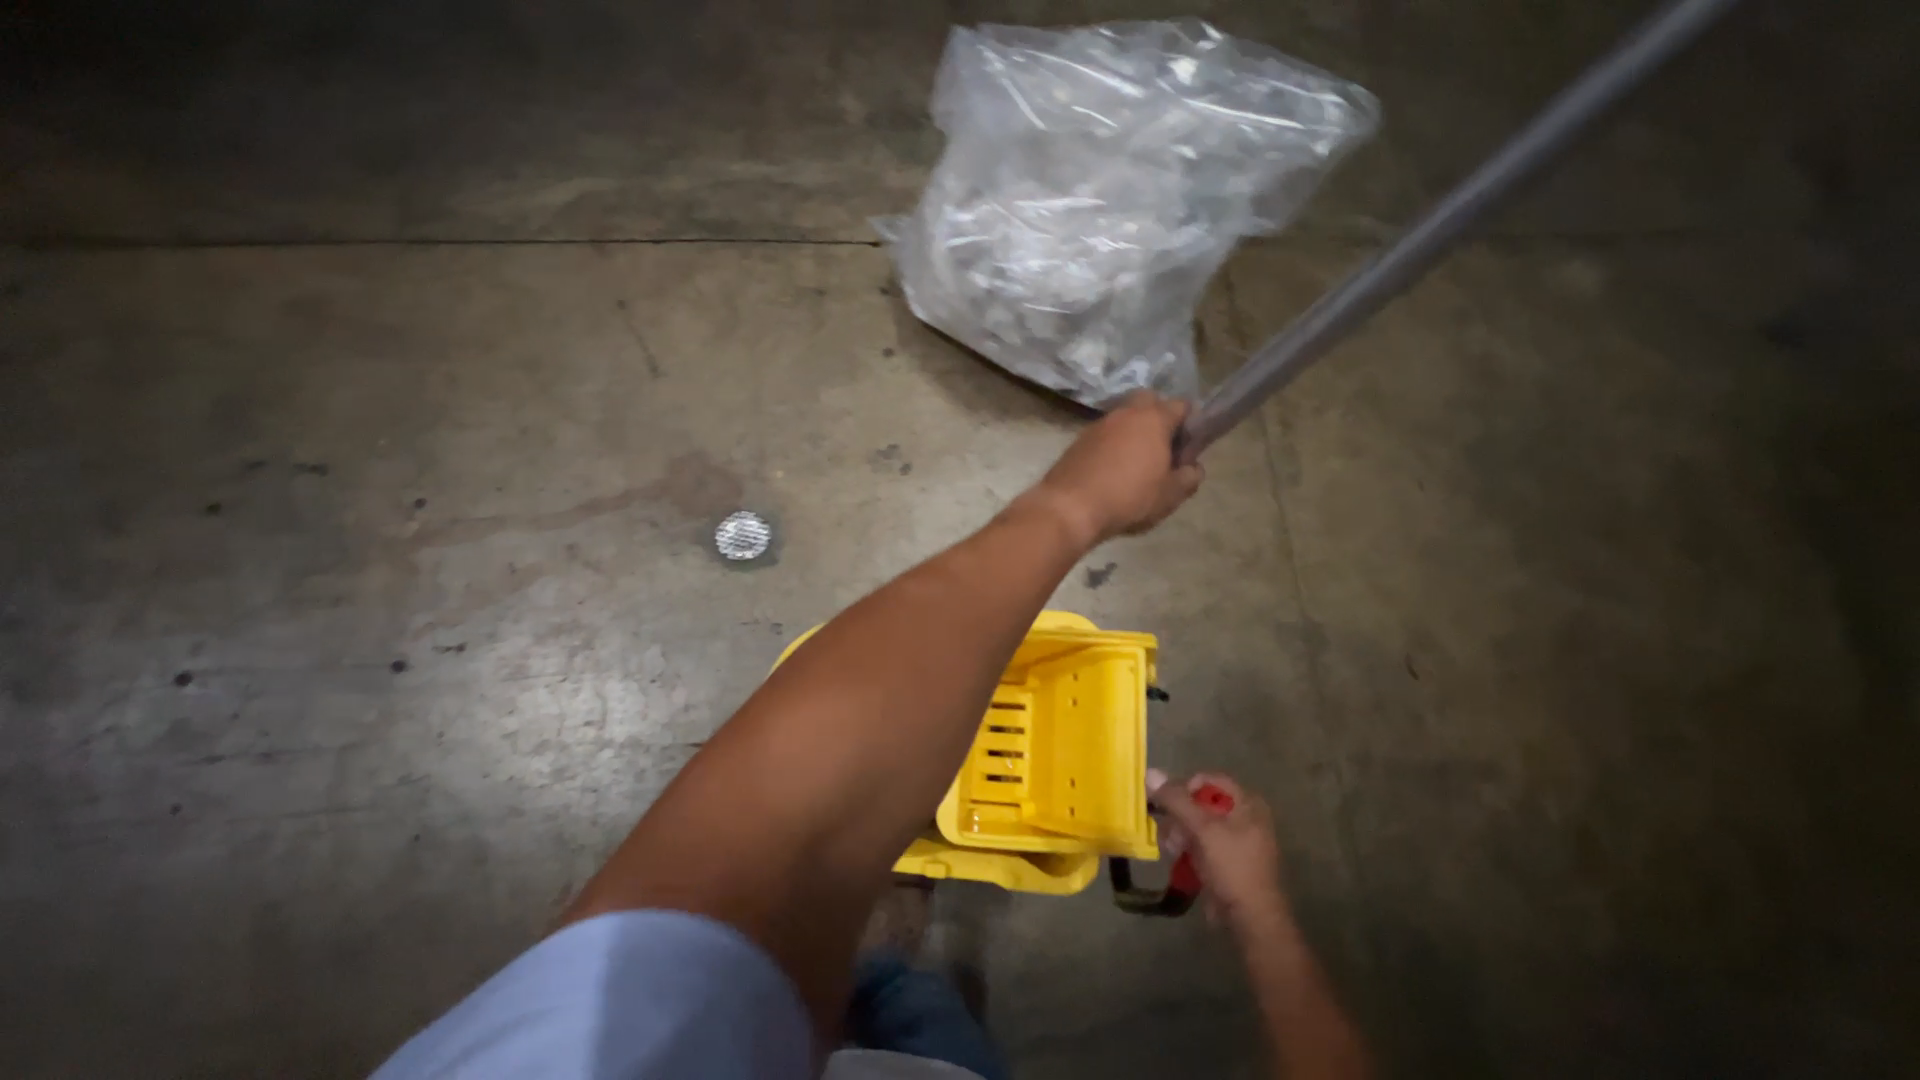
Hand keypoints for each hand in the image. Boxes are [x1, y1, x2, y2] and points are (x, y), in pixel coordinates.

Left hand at [1032, 391, 1204, 546]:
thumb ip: (1189, 477)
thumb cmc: (1128, 498)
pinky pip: (1105, 435)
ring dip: (1134, 433)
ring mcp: (1098, 424)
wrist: (1070, 508)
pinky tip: (1112, 472)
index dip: (1191, 425)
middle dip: (1160, 419)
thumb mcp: (1170, 495)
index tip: (1188, 451)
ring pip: (1124, 418)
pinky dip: (1113, 446)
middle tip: (1162, 451)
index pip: (1182, 405)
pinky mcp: (1079, 440)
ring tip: (1137, 466)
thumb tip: (1193, 467)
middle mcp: (1125, 413)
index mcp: (1153, 418)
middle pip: (1149, 402)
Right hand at [1147, 770, 1291, 938]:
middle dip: (1179, 817)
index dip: (1184, 788)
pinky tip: (1178, 860)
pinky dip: (1186, 848)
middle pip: (1198, 803)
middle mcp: (1243, 816)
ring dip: (1179, 835)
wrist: (1251, 918)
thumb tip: (1150, 772)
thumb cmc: (1232, 867)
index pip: (1207, 780)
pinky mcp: (1225, 860)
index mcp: (1247, 802)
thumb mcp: (1203, 829)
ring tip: (1174, 851)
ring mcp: (1234, 839)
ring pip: (1195, 824)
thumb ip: (1176, 801)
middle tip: (1171, 834)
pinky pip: (1199, 843)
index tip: (1166, 805)